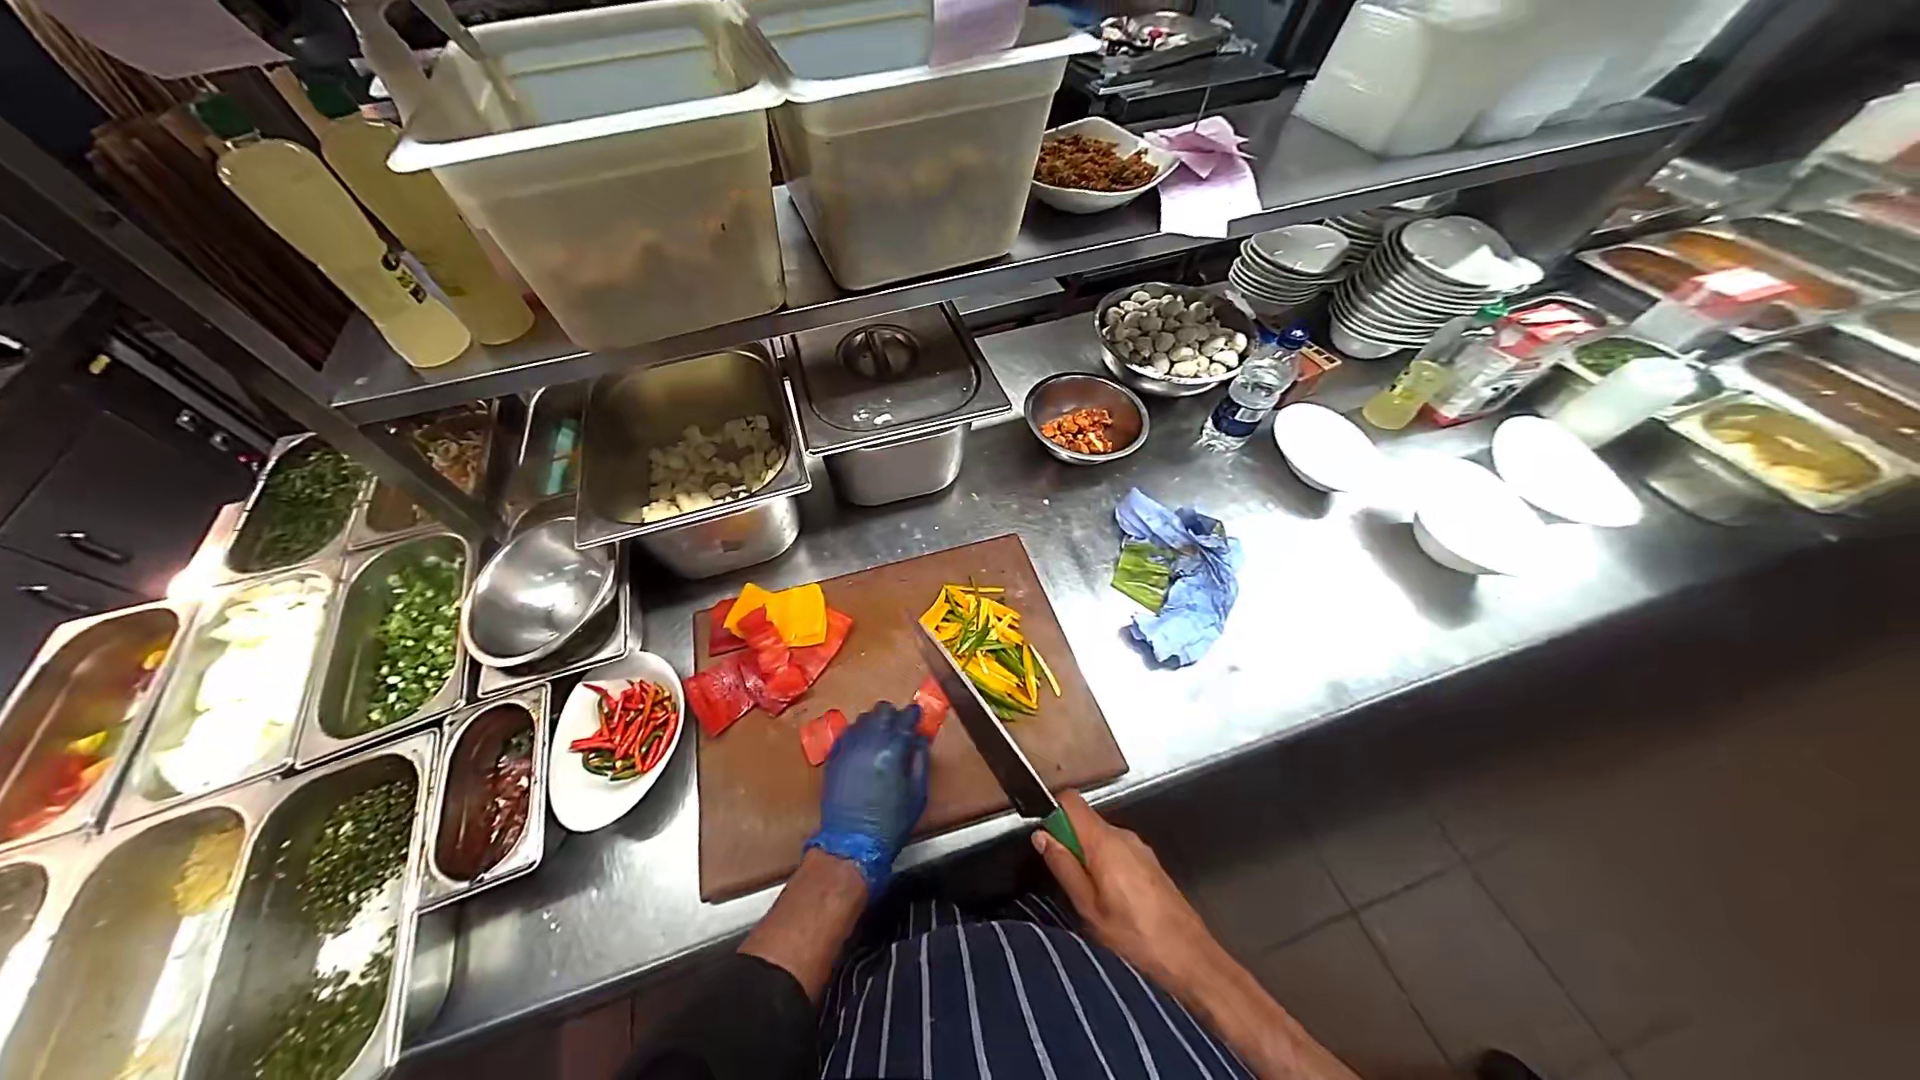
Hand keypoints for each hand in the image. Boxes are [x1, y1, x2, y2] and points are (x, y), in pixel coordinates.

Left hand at [804, 701, 927, 893]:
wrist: (852, 842)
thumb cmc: (890, 822)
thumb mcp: (917, 793)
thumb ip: (920, 760)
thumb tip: (919, 739)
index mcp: (892, 750)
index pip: (905, 718)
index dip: (913, 714)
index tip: (917, 715)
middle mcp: (868, 742)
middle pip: (881, 711)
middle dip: (893, 714)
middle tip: (899, 725)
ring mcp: (848, 748)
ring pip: (863, 718)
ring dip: (875, 722)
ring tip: (881, 736)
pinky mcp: (833, 756)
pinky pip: (847, 733)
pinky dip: (858, 733)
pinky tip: (864, 745)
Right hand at [1032, 791, 1226, 995]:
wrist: (1189, 957)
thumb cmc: (1138, 938)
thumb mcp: (1088, 906)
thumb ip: (1063, 866)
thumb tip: (1042, 838)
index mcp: (1104, 842)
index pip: (1071, 801)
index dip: (1053, 812)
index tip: (1046, 838)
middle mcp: (1123, 836)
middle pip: (1085, 820)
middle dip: (1069, 843)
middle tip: (1068, 881)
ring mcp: (1139, 848)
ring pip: (1101, 838)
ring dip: (1088, 857)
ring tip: (1092, 898)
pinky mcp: (1149, 862)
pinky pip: (1118, 850)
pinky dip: (1107, 866)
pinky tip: (1113, 901)